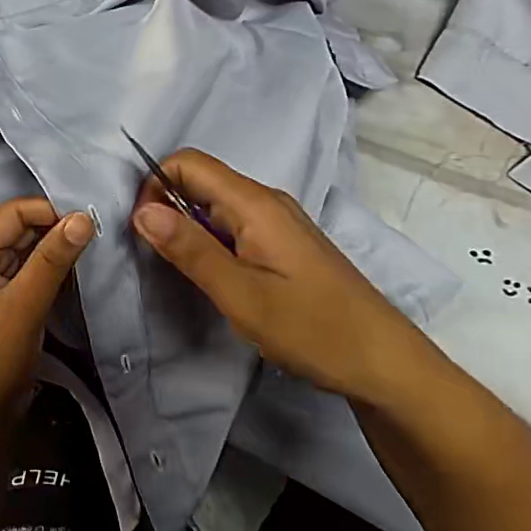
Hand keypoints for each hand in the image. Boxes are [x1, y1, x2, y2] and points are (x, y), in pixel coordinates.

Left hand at [0, 198, 92, 426]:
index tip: (92, 220)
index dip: (52, 211)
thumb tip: (83, 218)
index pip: (14, 213)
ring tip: (96, 249)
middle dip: (58, 228)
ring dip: (59, 248)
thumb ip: (53, 260)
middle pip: (23, 226)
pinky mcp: (6, 292)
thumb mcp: (24, 307)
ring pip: (31, 246)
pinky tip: (80, 270)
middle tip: (101, 234)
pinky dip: (55, 267)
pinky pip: (33, 267)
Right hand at [131, 150, 443, 409]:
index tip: (146, 230)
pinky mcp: (284, 243)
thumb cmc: (314, 330)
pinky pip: (233, 224)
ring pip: (215, 205)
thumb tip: (141, 211)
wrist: (388, 366)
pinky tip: (218, 278)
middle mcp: (267, 201)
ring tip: (189, 272)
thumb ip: (189, 249)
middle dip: (168, 207)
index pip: (188, 163)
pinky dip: (211, 241)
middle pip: (200, 180)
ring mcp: (279, 221)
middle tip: (163, 257)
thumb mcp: (241, 295)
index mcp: (255, 204)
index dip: (156, 186)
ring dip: (189, 227)